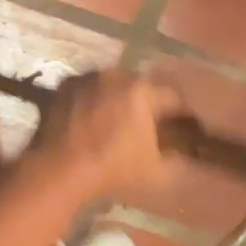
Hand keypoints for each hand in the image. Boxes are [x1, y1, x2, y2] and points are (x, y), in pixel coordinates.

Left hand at [22, 69, 200, 197]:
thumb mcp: (156, 171)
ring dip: (118, 97)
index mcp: (142, 90)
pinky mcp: (64, 85)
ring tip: (117, 120)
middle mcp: (115, 74)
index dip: (181, 115)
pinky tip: (91, 118)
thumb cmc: (112, 169)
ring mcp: (86, 77)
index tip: (184, 128)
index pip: (173, 98)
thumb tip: (188, 156)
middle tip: (149, 124)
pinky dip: (93, 99)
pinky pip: (87, 88)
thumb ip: (178, 160)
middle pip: (141, 86)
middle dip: (148, 103)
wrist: (58, 169)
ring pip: (112, 84)